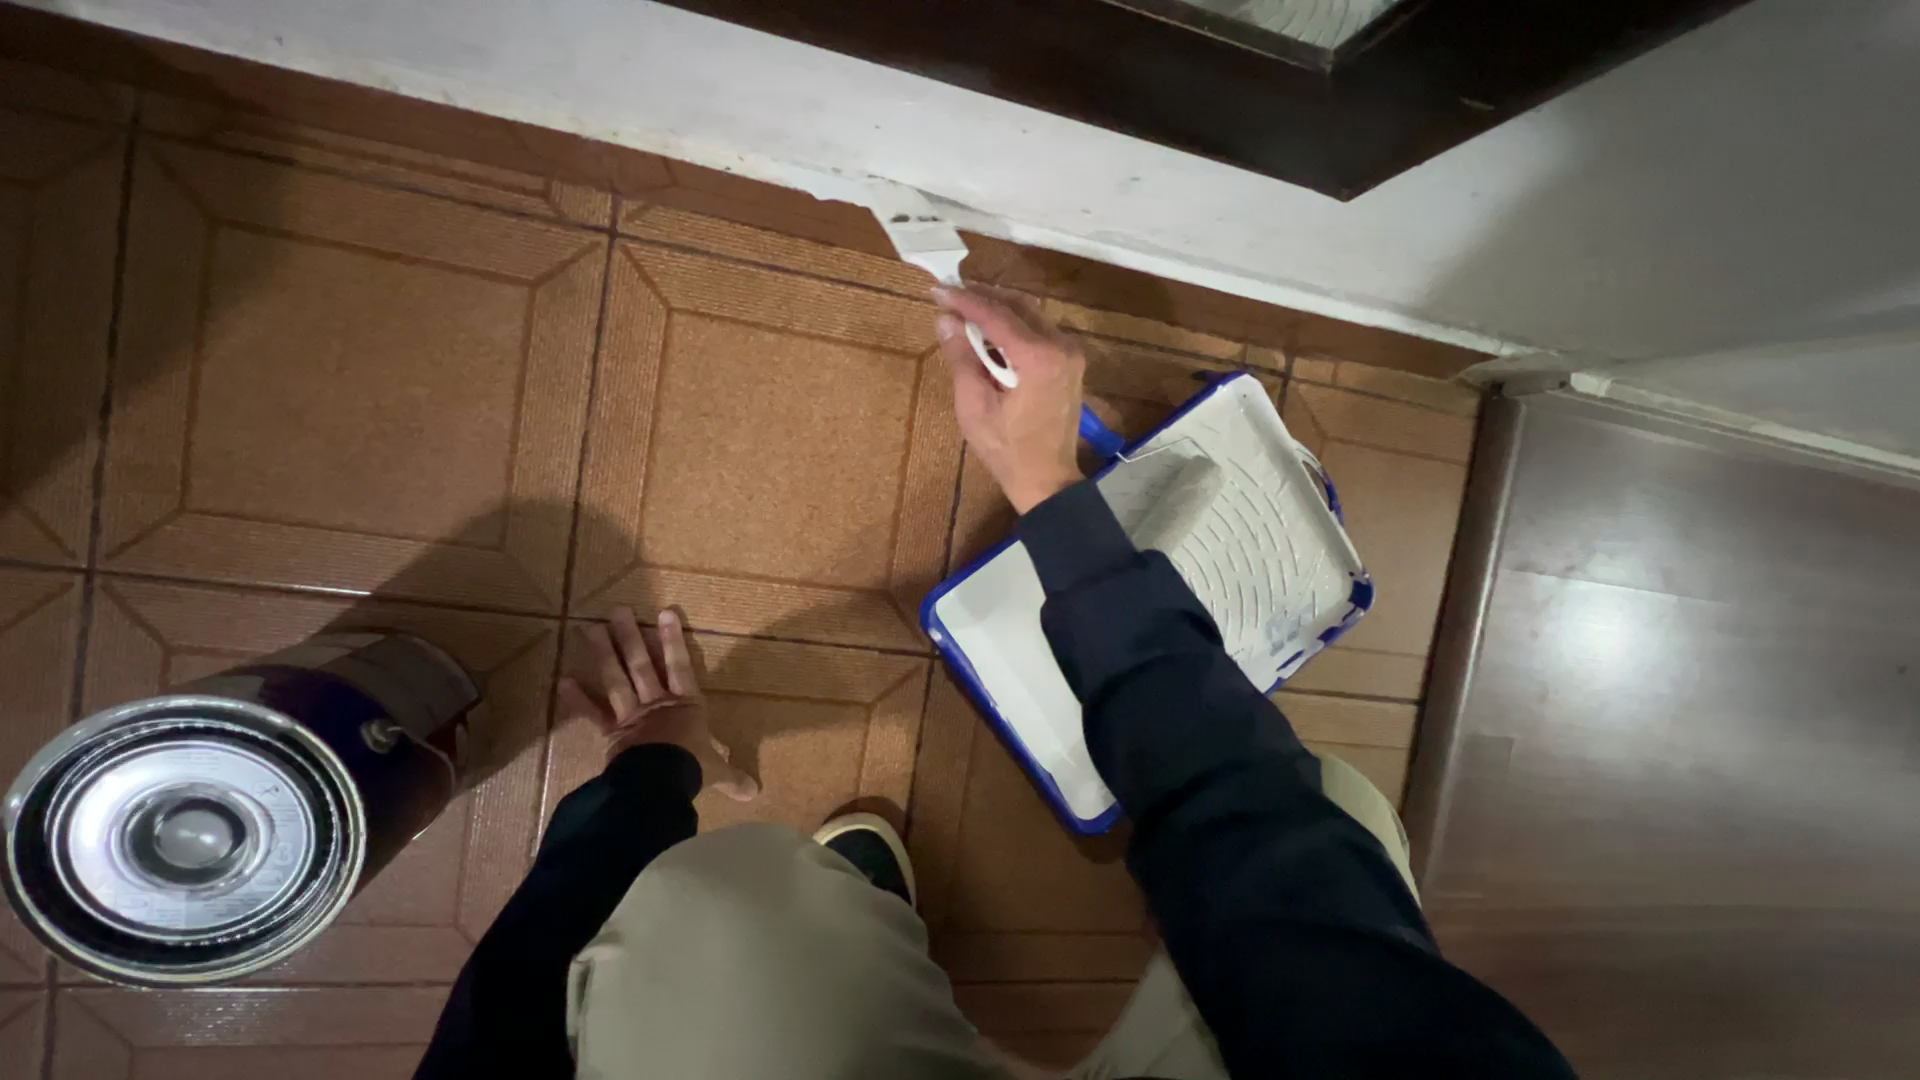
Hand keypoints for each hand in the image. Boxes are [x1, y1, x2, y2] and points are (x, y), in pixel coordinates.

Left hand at [558, 607, 757, 800]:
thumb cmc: (691, 768)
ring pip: (616, 678)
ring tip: (588, 628)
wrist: (658, 784)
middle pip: (641, 664)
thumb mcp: (716, 772)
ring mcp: (631, 715)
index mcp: (686, 705)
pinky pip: (592, 714)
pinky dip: (578, 699)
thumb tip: (755, 791)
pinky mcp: (611, 733)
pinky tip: (563, 680)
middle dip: (629, 636)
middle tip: (616, 610)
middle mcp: (656, 703)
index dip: (673, 640)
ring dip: (602, 653)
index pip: (680, 665)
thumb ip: (733, 778)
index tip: (665, 612)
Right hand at [933, 286, 1085, 513]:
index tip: (938, 290)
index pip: (997, 315)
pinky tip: (990, 334)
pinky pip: (1040, 332)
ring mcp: (1071, 354)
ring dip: (999, 310)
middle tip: (950, 295)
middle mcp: (1062, 347)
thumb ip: (962, 358)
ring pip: (1031, 315)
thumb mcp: (974, 406)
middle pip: (1018, 306)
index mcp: (1039, 358)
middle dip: (983, 297)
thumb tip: (945, 320)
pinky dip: (1014, 327)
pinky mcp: (1071, 364)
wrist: (1046, 479)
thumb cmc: (1006, 450)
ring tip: (966, 312)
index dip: (965, 300)